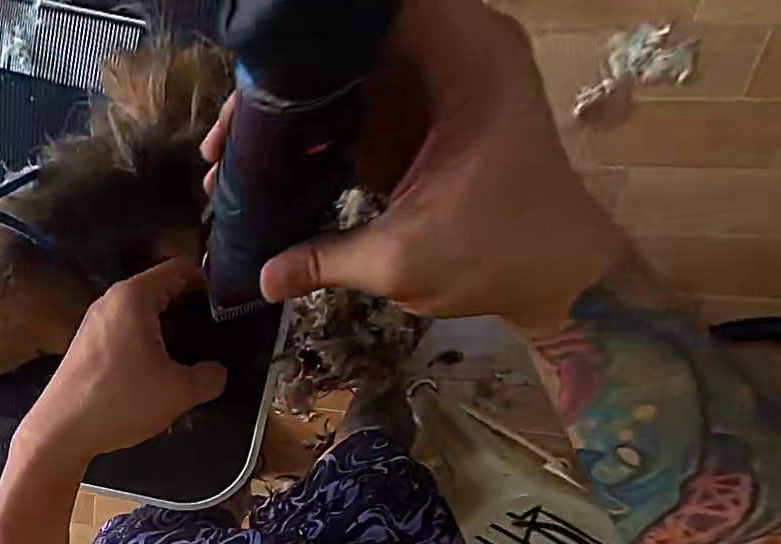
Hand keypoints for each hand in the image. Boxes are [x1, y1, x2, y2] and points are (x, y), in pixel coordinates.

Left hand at [12, 258, 227, 466]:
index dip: (209, 282)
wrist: (62, 431)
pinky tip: (160, 372)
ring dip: (170, 331)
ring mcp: (96, 322)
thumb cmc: (121, 401)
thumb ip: (210, 378)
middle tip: (216, 335)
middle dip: (191, 309)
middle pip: (162, 291)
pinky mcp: (89, 345)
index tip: (227, 305)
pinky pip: (128, 333)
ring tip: (193, 356)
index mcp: (134, 297)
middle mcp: (112, 300)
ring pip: (144, 315)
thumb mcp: (179, 392)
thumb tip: (218, 371)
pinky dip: (149, 344)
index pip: (179, 269)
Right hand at [200, 0, 624, 333]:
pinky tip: (281, 169)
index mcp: (460, 53)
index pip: (364, 16)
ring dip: (297, 118)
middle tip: (225, 141)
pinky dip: (324, 139)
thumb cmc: (495, 256)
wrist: (555, 276)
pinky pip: (364, 113)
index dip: (297, 43)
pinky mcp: (427, 122)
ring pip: (350, 82)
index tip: (245, 85)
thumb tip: (262, 279)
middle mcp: (451, 49)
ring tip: (236, 158)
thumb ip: (327, 260)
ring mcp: (438, 86)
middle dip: (281, 92)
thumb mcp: (402, 258)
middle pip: (347, 48)